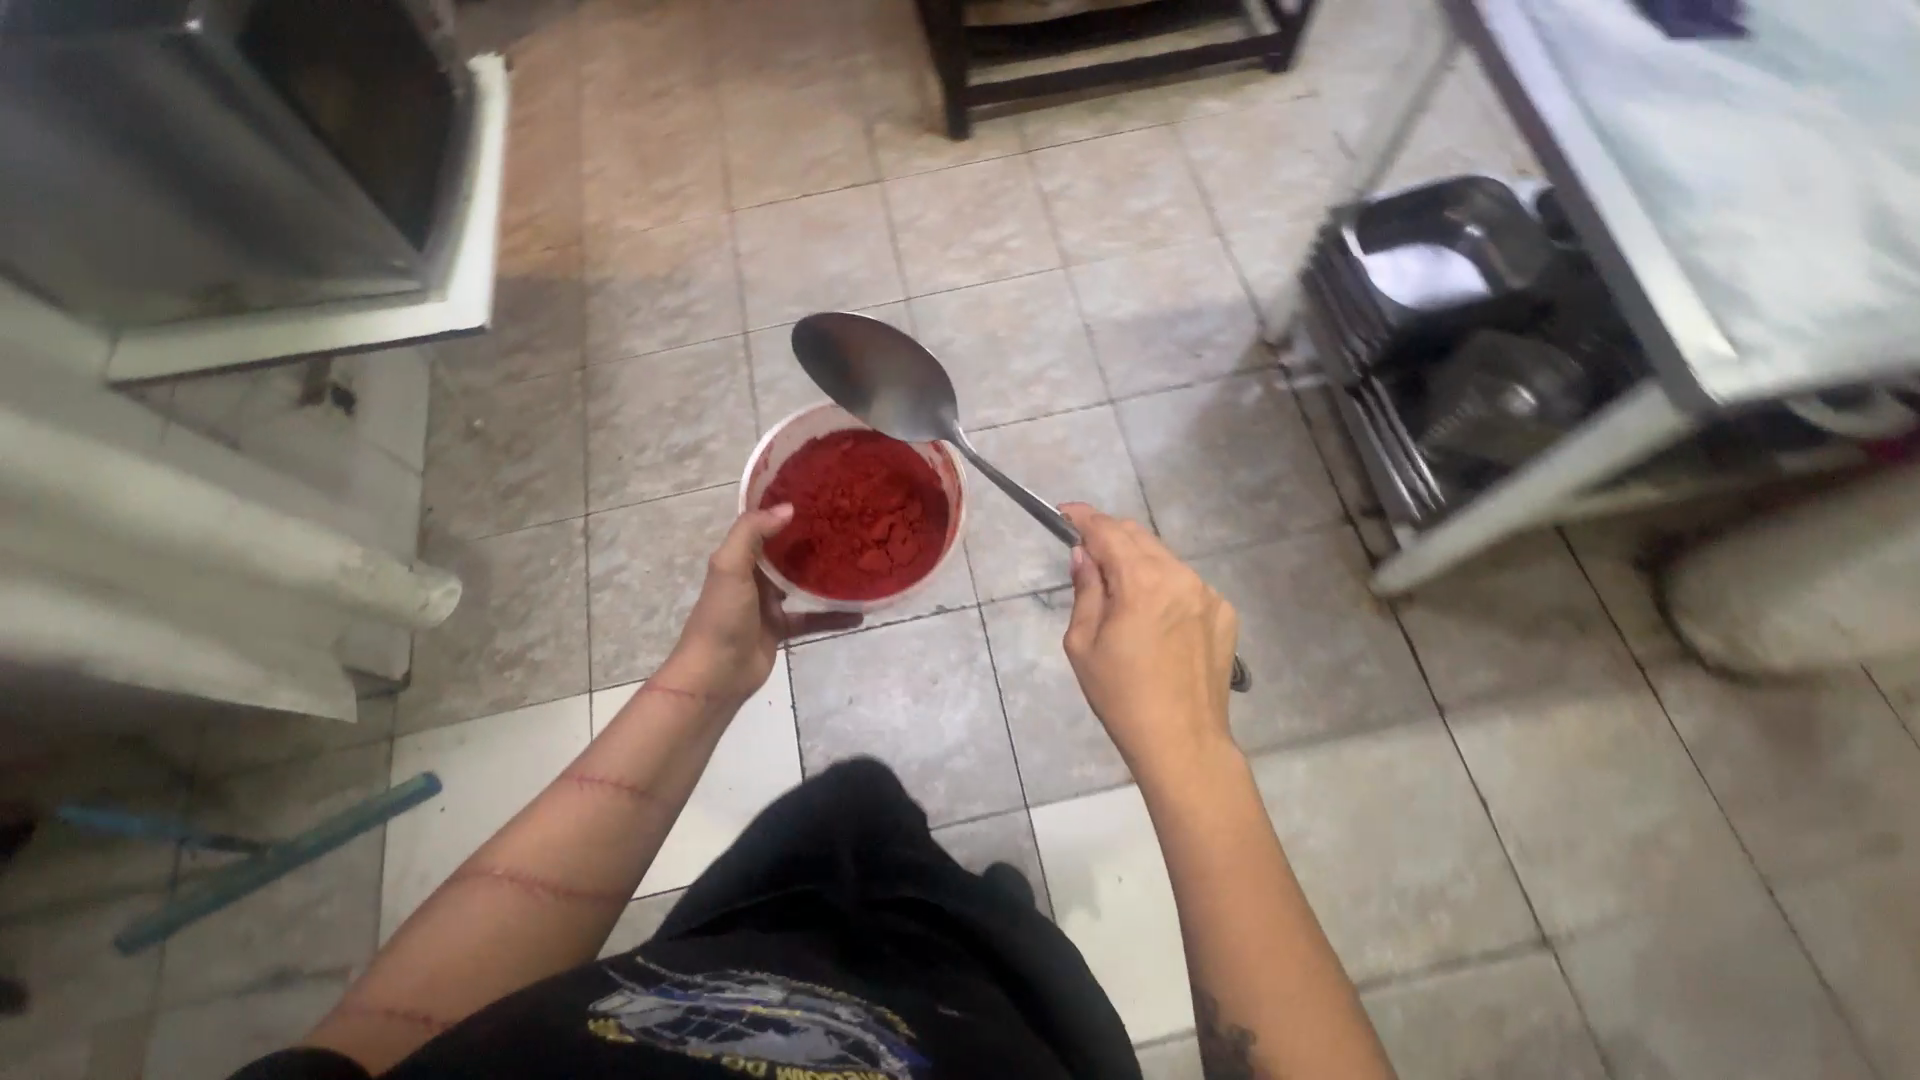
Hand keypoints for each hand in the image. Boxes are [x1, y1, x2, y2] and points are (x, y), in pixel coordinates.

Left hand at [663, 505, 861, 702]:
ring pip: (801, 583)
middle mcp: (753, 577)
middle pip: (785, 553)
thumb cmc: (721, 616)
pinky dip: (833, 616)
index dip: (783, 511)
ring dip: (824, 575)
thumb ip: (752, 533)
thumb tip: (789, 508)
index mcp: (738, 558)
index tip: (817, 496)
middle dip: (811, 539)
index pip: (762, 526)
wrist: (716, 674)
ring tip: (856, 561)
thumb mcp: (730, 567)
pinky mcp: (781, 629)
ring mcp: (768, 604)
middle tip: (847, 524)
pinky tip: (858, 613)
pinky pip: (812, 618)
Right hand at [1060, 503, 1240, 778]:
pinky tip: (1154, 619)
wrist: (1182, 741)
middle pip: (1139, 536)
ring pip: (1165, 559)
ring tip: (1119, 591)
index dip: (1084, 517)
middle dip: (1110, 536)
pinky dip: (1164, 586)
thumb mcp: (1083, 644)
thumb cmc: (1121, 697)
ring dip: (1138, 561)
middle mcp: (1180, 576)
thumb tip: (1084, 555)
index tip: (1066, 512)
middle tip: (1087, 553)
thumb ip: (1086, 590)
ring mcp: (1208, 594)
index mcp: (1142, 582)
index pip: (1108, 531)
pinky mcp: (1224, 613)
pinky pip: (1186, 585)